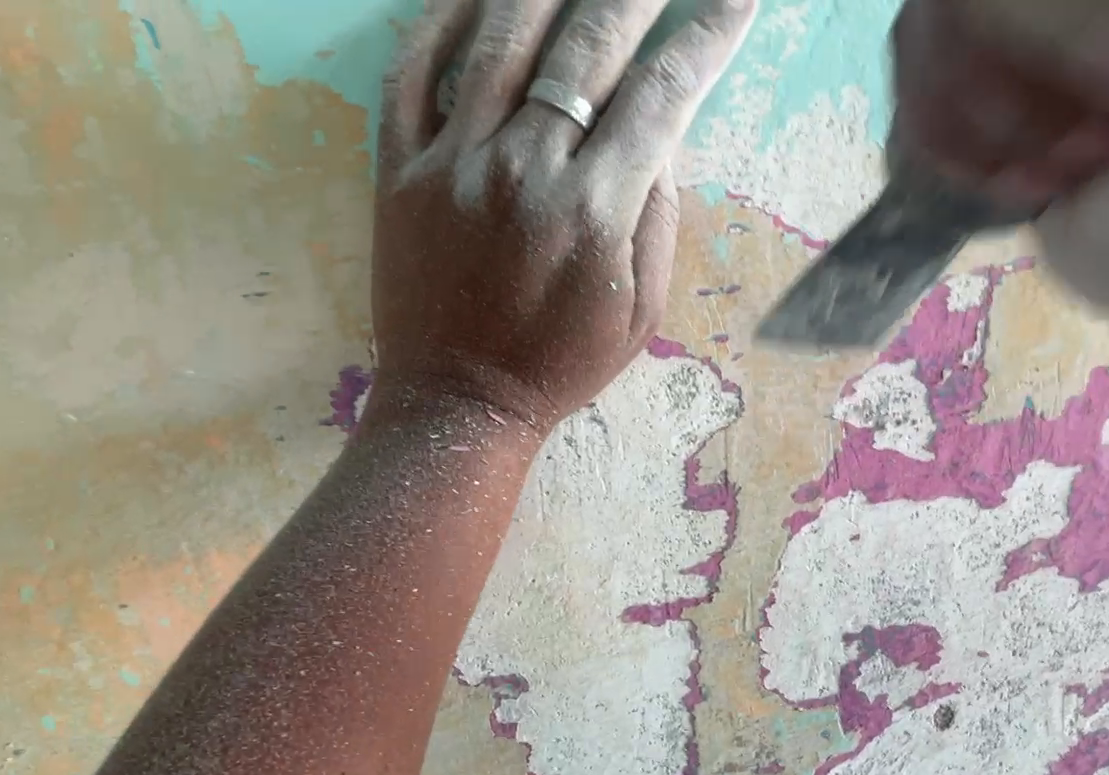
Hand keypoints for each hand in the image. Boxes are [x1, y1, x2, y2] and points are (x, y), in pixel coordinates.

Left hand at [372, 0, 755, 429]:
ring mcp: (455, 162)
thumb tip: (662, 134)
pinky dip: (444, 14)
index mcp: (595, 211)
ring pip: (502, 34)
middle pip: (588, 44)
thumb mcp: (639, 312)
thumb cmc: (559, 365)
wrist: (460, 402)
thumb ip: (657, 217)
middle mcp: (526, 168)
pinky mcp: (400, 169)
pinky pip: (414, 69)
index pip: (664, 94)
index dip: (708, 34)